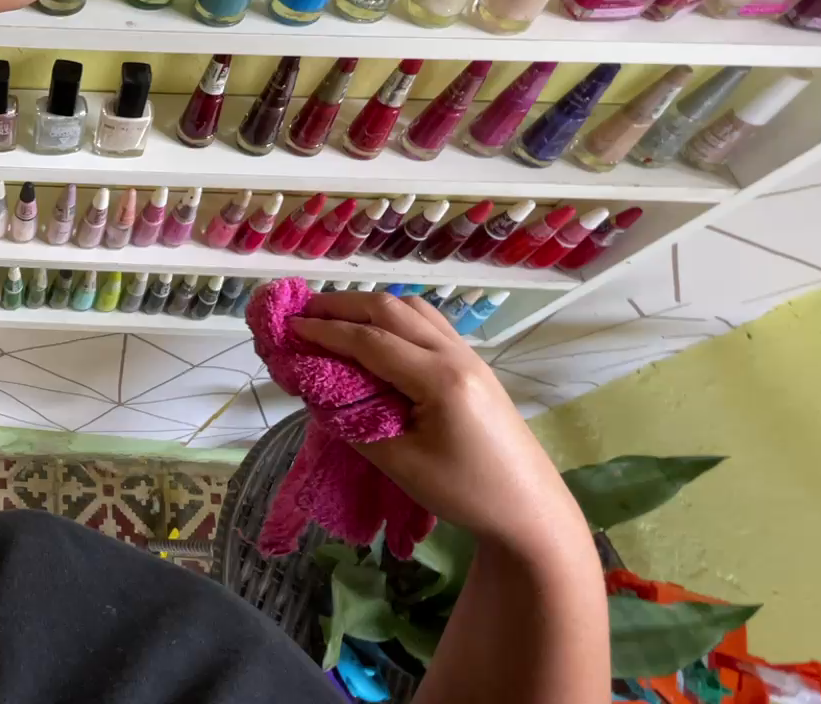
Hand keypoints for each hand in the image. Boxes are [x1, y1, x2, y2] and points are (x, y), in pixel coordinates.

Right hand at [289, 292, 589, 553]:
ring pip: (411, 307)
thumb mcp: (398, 461)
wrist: (532, 514)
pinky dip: (392, 316)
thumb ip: (351, 418)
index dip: (323, 330)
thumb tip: (313, 387)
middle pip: (389, 309)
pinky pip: (426, 322)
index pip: (368, 340)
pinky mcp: (472, 364)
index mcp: (439, 380)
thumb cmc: (465, 493)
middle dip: (340, 305)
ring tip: (333, 317)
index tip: (288, 326)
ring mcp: (468, 356)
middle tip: (301, 311)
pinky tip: (374, 331)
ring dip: (367, 305)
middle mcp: (456, 355)